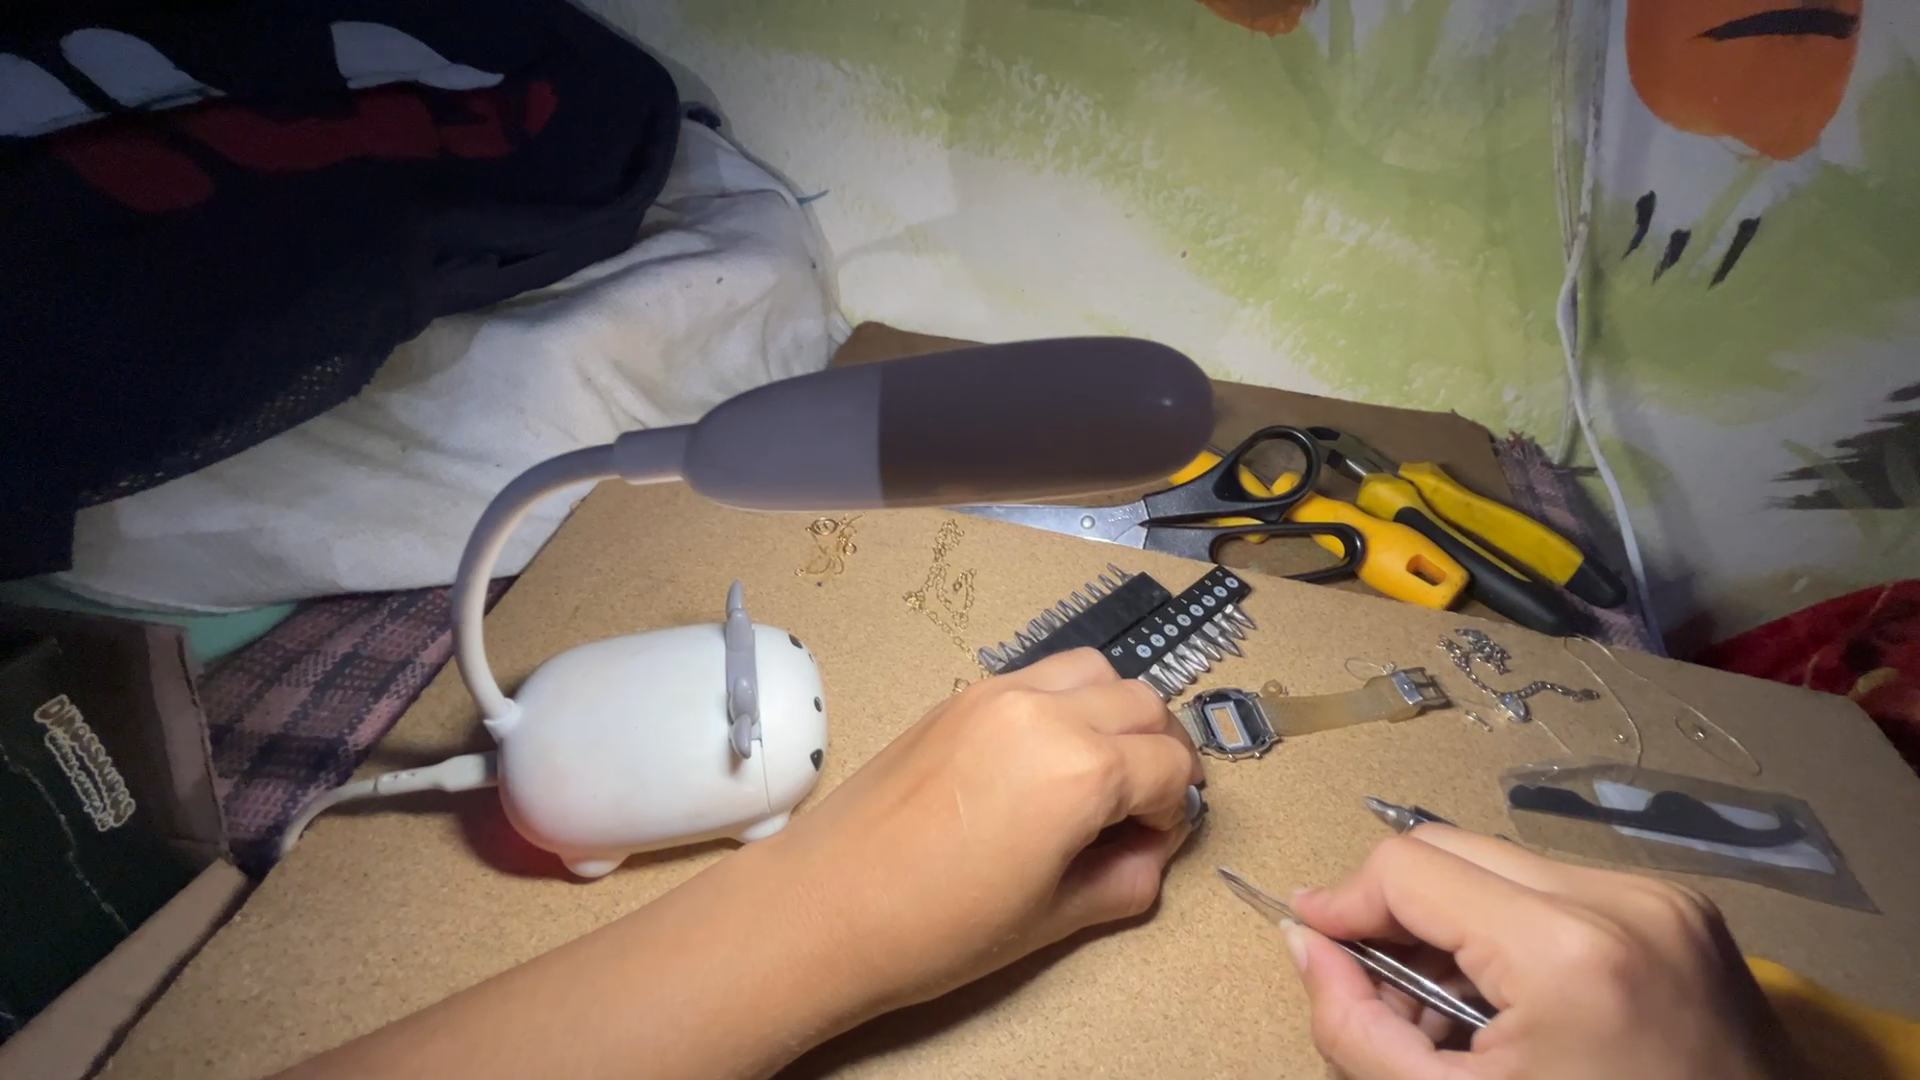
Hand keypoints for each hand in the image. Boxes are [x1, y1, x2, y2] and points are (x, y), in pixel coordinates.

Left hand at [755, 647, 1203, 1017]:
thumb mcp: (1055, 918)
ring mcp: (1000, 691)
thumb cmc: (942, 927)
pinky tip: (1045, 749)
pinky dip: (1068, 699)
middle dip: (1160, 751)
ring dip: (1116, 711)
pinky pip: (1041, 673)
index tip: (1152, 841)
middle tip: (1141, 801)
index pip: (1171, 767)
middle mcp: (1047, 711)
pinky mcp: (965, 691)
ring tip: (1099, 763)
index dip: (1176, 810)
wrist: (832, 899)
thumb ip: (1128, 877)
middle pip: (1145, 703)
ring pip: (1096, 671)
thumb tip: (1151, 845)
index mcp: (1079, 770)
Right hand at [1286, 828, 1798, 1079]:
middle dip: (1392, 909)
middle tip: (1376, 977)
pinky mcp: (1678, 910)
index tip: (1318, 940)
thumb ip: (1353, 1025)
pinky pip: (1541, 885)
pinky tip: (1502, 992)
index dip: (1344, 902)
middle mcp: (1622, 900)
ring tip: (1443, 1000)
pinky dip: (1498, 925)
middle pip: (1444, 849)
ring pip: (1488, 862)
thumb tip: (1305, 942)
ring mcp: (1661, 900)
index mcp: (1571, 953)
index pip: (1405, 868)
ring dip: (1442, 917)